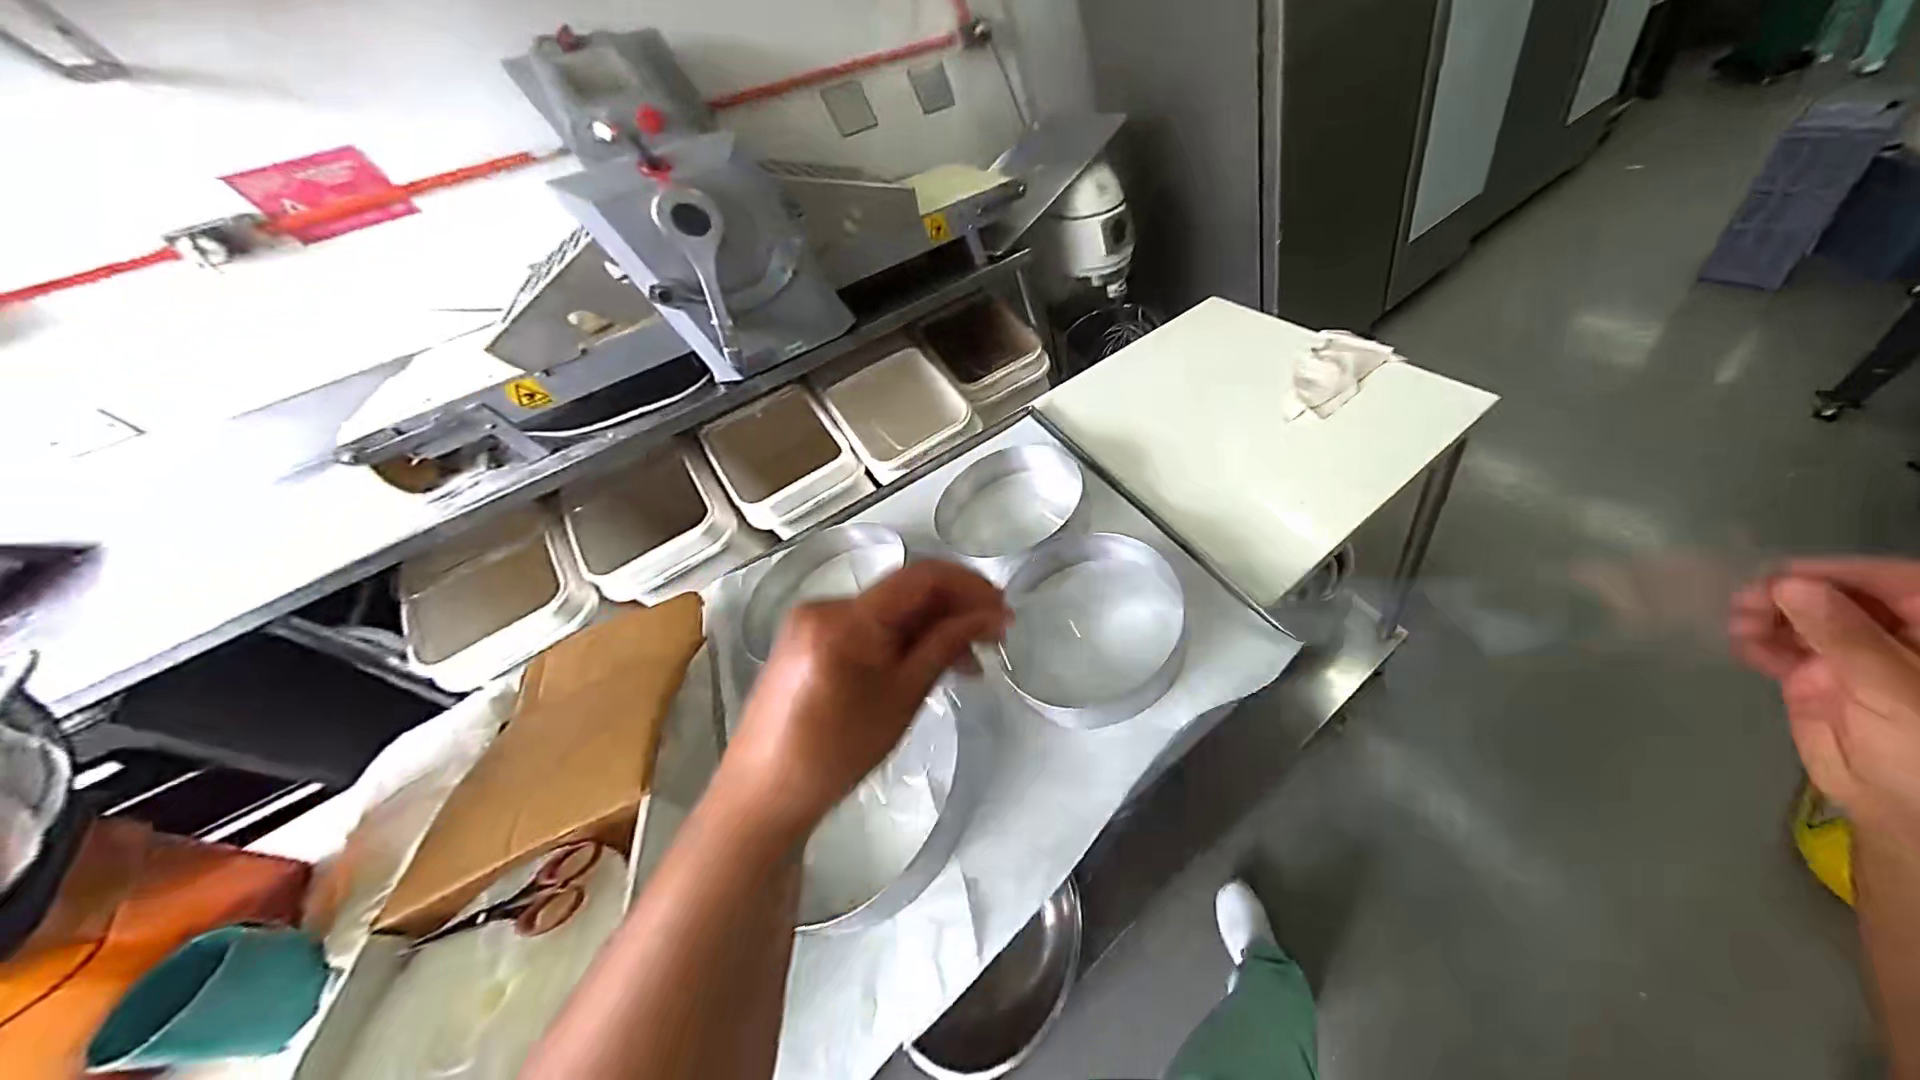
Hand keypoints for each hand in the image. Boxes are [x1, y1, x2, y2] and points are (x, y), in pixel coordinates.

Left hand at [720, 560, 1007, 842]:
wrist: (763, 793)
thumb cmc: (835, 754)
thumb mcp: (902, 698)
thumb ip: (946, 646)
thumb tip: (989, 617)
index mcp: (846, 618)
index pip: (921, 577)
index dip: (970, 586)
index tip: (1003, 610)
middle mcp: (825, 605)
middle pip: (905, 590)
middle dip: (954, 608)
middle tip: (993, 638)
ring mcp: (812, 620)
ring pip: (888, 609)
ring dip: (931, 626)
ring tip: (968, 663)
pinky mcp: (808, 637)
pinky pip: (866, 625)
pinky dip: (901, 638)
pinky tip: (925, 663)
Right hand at [1730, 559, 1919, 835]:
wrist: (1901, 806)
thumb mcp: (1895, 686)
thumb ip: (1845, 635)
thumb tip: (1790, 585)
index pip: (1895, 583)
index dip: (1839, 573)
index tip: (1784, 574)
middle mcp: (1893, 638)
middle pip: (1838, 597)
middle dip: (1791, 593)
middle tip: (1748, 600)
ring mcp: (1850, 658)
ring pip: (1800, 619)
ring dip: (1766, 615)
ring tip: (1740, 624)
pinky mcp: (1811, 677)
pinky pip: (1778, 647)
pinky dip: (1755, 640)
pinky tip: (1743, 642)